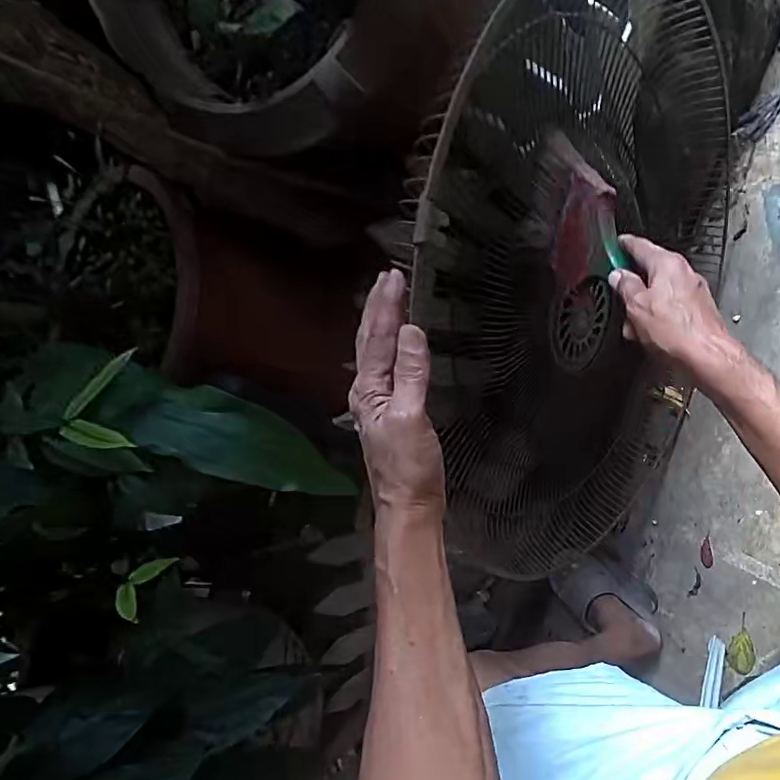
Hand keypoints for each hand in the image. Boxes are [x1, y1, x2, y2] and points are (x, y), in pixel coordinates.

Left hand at [349, 269, 444, 513]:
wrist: (410, 504)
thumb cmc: (409, 466)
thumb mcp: (411, 417)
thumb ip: (410, 374)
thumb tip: (411, 331)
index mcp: (368, 390)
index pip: (376, 338)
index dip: (385, 306)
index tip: (394, 275)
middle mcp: (368, 392)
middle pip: (370, 341)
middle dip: (378, 308)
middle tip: (389, 277)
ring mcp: (379, 403)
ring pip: (376, 353)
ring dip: (382, 324)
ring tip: (392, 301)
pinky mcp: (394, 413)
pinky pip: (390, 368)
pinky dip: (393, 347)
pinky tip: (400, 345)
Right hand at [610, 235, 738, 378]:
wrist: (708, 356)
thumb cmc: (679, 332)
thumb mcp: (637, 307)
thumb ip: (625, 287)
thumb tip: (618, 277)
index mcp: (668, 264)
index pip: (640, 245)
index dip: (624, 245)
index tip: (617, 245)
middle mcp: (684, 273)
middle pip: (652, 271)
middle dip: (634, 285)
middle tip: (620, 296)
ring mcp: (694, 292)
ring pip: (662, 293)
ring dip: (646, 306)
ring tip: (636, 326)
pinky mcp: (699, 312)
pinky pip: (673, 309)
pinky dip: (661, 318)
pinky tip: (654, 335)